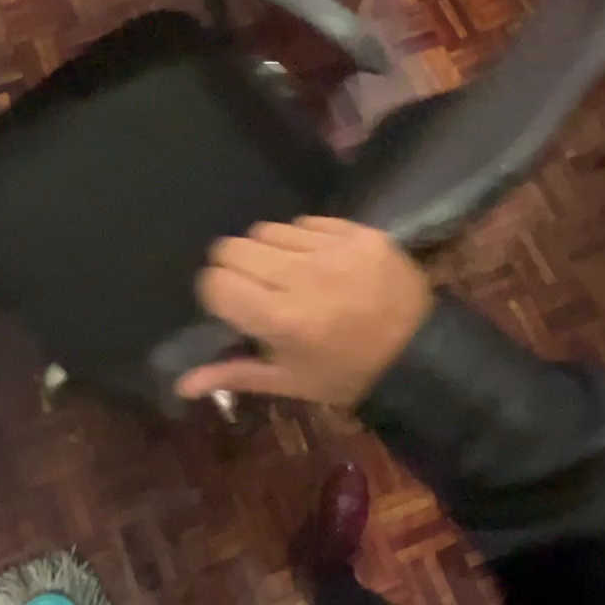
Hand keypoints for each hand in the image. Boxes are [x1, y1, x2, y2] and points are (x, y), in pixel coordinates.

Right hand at [177, 217, 431, 406]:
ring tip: (289, 275)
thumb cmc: (348, 375)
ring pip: (266, 230)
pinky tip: (318, 263)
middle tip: (256, 289)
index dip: (216, 292)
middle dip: (234, 267)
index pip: (216, 282)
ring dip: (268, 251)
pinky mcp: (359, 232)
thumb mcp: (290, 383)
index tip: (231, 305)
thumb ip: (233, 374)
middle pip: (233, 247)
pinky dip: (301, 240)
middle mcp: (305, 278)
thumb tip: (181, 383)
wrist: (422, 355)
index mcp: (283, 321)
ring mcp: (334, 250)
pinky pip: (305, 221)